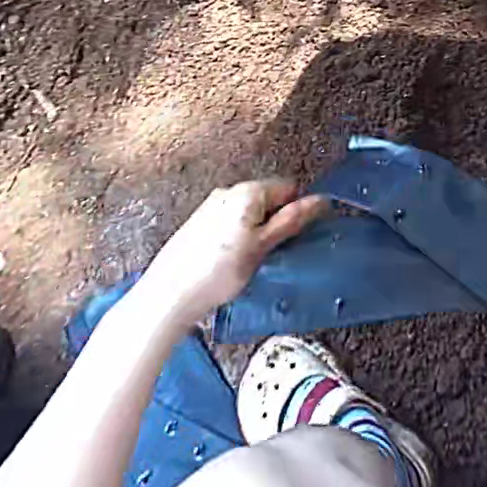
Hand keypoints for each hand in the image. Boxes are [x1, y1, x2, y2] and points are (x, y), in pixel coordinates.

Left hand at [138, 178, 328, 312]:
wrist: (165, 298)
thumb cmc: (217, 273)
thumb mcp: (262, 247)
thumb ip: (292, 220)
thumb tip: (321, 200)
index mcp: (248, 191)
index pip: (289, 188)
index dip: (296, 211)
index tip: (293, 236)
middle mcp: (228, 191)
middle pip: (268, 199)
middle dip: (274, 221)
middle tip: (271, 252)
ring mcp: (210, 206)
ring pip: (248, 212)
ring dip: (255, 231)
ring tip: (247, 261)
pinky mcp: (198, 223)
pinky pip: (229, 222)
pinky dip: (236, 237)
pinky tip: (227, 263)